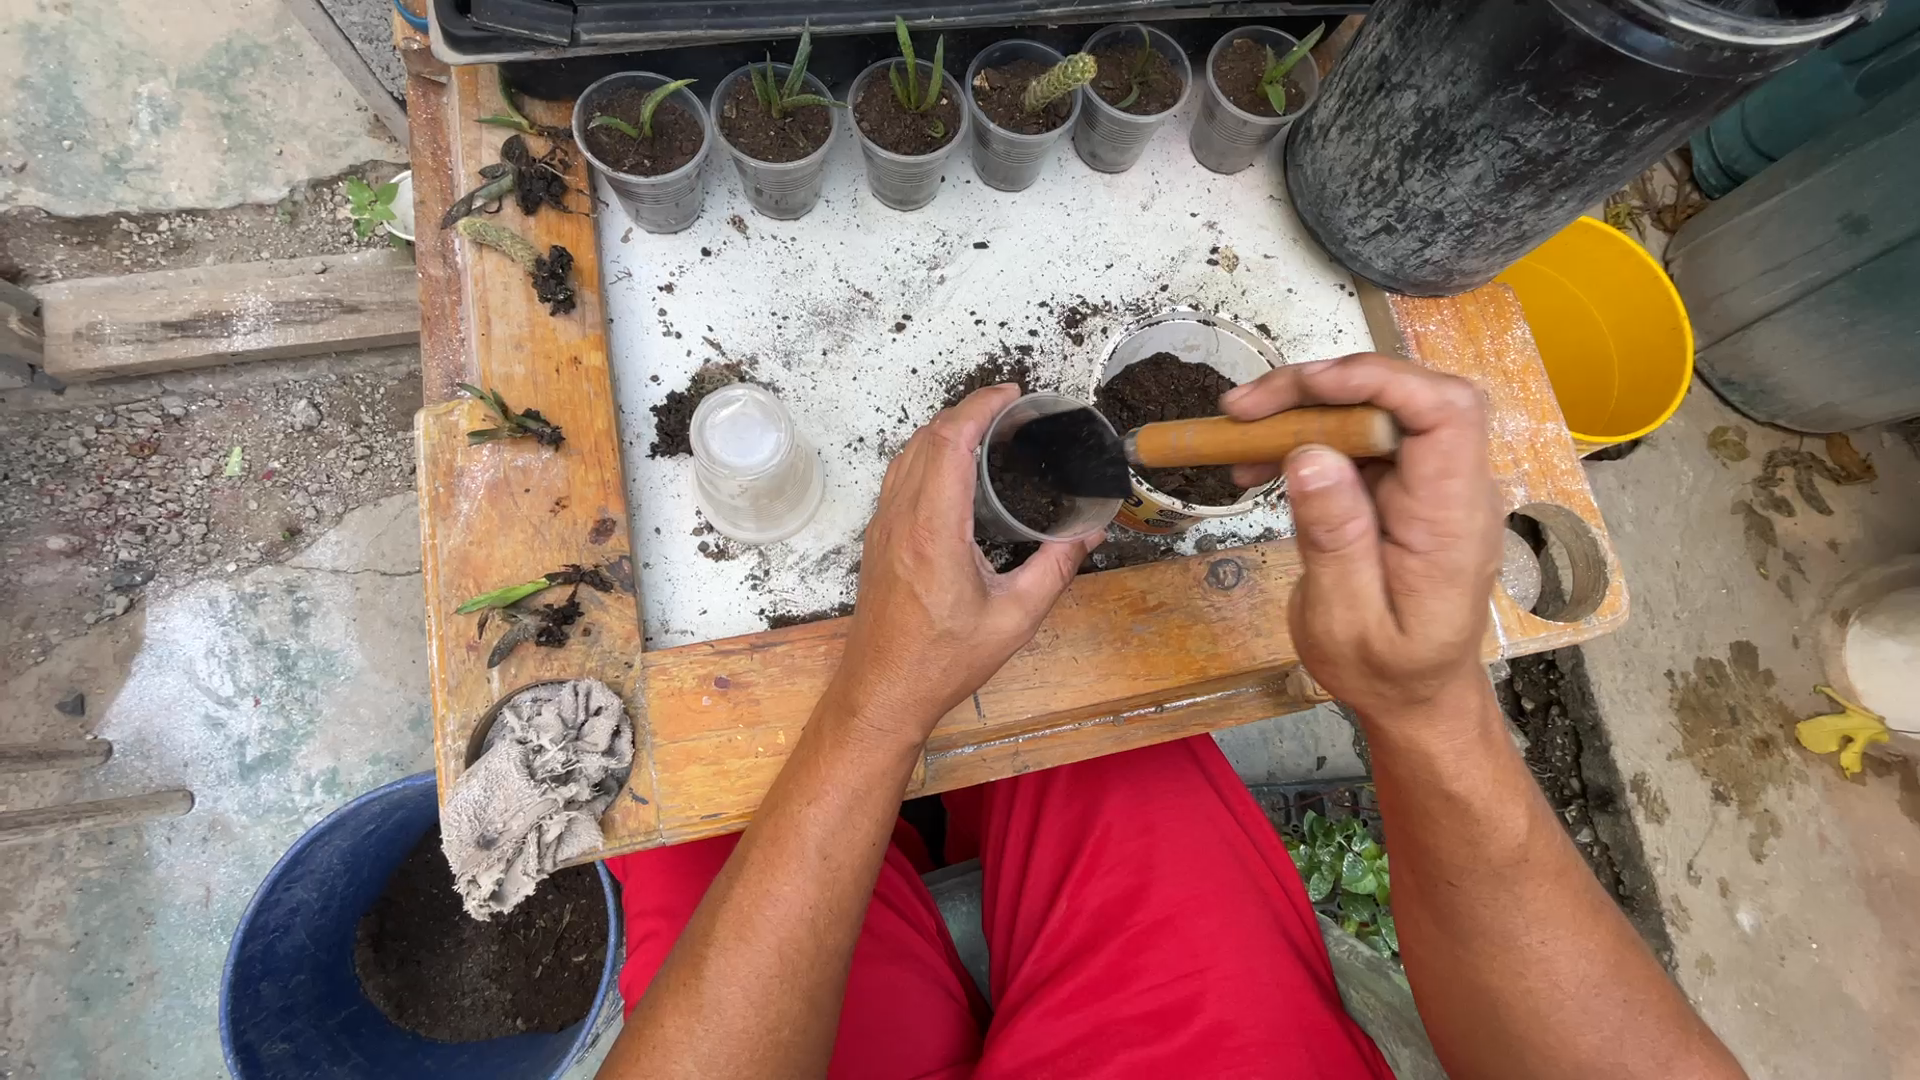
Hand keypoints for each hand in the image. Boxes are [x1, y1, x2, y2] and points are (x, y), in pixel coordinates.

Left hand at [829, 385, 1100, 748]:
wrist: (882, 692)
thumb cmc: (943, 661)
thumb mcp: (1014, 618)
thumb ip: (1055, 569)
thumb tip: (1089, 533)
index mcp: (933, 530)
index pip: (949, 442)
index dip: (979, 407)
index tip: (1010, 394)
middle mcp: (900, 518)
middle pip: (925, 438)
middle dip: (965, 411)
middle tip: (1007, 410)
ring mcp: (882, 527)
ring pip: (906, 455)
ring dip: (942, 431)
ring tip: (984, 431)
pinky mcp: (877, 540)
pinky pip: (898, 478)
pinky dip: (926, 456)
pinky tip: (952, 470)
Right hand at [1219, 354, 1503, 721]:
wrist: (1413, 694)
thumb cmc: (1384, 670)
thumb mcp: (1344, 621)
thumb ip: (1333, 539)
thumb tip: (1310, 456)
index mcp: (1450, 518)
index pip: (1444, 413)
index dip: (1377, 381)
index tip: (1302, 388)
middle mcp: (1446, 488)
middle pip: (1400, 399)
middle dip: (1319, 389)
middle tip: (1241, 409)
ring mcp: (1422, 487)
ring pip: (1368, 415)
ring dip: (1299, 413)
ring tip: (1235, 436)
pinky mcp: (1396, 492)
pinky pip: (1349, 446)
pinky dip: (1299, 444)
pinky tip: (1254, 467)